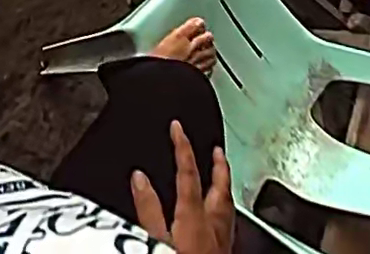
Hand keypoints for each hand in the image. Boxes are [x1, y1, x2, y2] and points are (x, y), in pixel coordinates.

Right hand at [129, 120, 233, 253]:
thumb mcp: (154, 241)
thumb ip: (148, 210)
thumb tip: (139, 177)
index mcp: (193, 216)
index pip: (188, 171)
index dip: (182, 146)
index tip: (178, 128)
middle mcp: (212, 227)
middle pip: (219, 188)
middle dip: (218, 166)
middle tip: (216, 149)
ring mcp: (222, 245)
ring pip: (228, 208)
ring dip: (225, 189)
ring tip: (224, 178)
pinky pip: (229, 228)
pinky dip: (226, 216)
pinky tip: (223, 222)